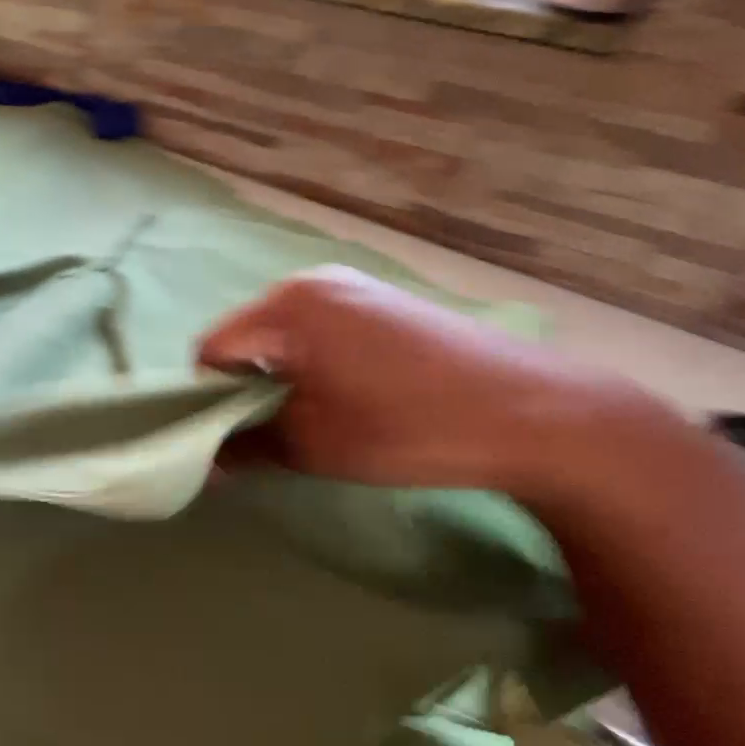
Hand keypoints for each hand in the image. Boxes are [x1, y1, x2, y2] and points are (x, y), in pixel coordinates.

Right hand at [197, 265, 673, 498]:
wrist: (541, 417)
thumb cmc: (410, 429)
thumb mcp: (313, 447)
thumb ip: (244, 448)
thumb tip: (204, 463)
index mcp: (286, 307)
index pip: (211, 351)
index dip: (208, 399)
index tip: (227, 438)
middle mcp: (311, 282)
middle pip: (244, 337)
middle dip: (243, 386)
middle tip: (266, 431)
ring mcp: (352, 285)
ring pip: (280, 334)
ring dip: (279, 375)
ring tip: (309, 416)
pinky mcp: (382, 299)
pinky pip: (316, 328)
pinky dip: (311, 362)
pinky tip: (346, 396)